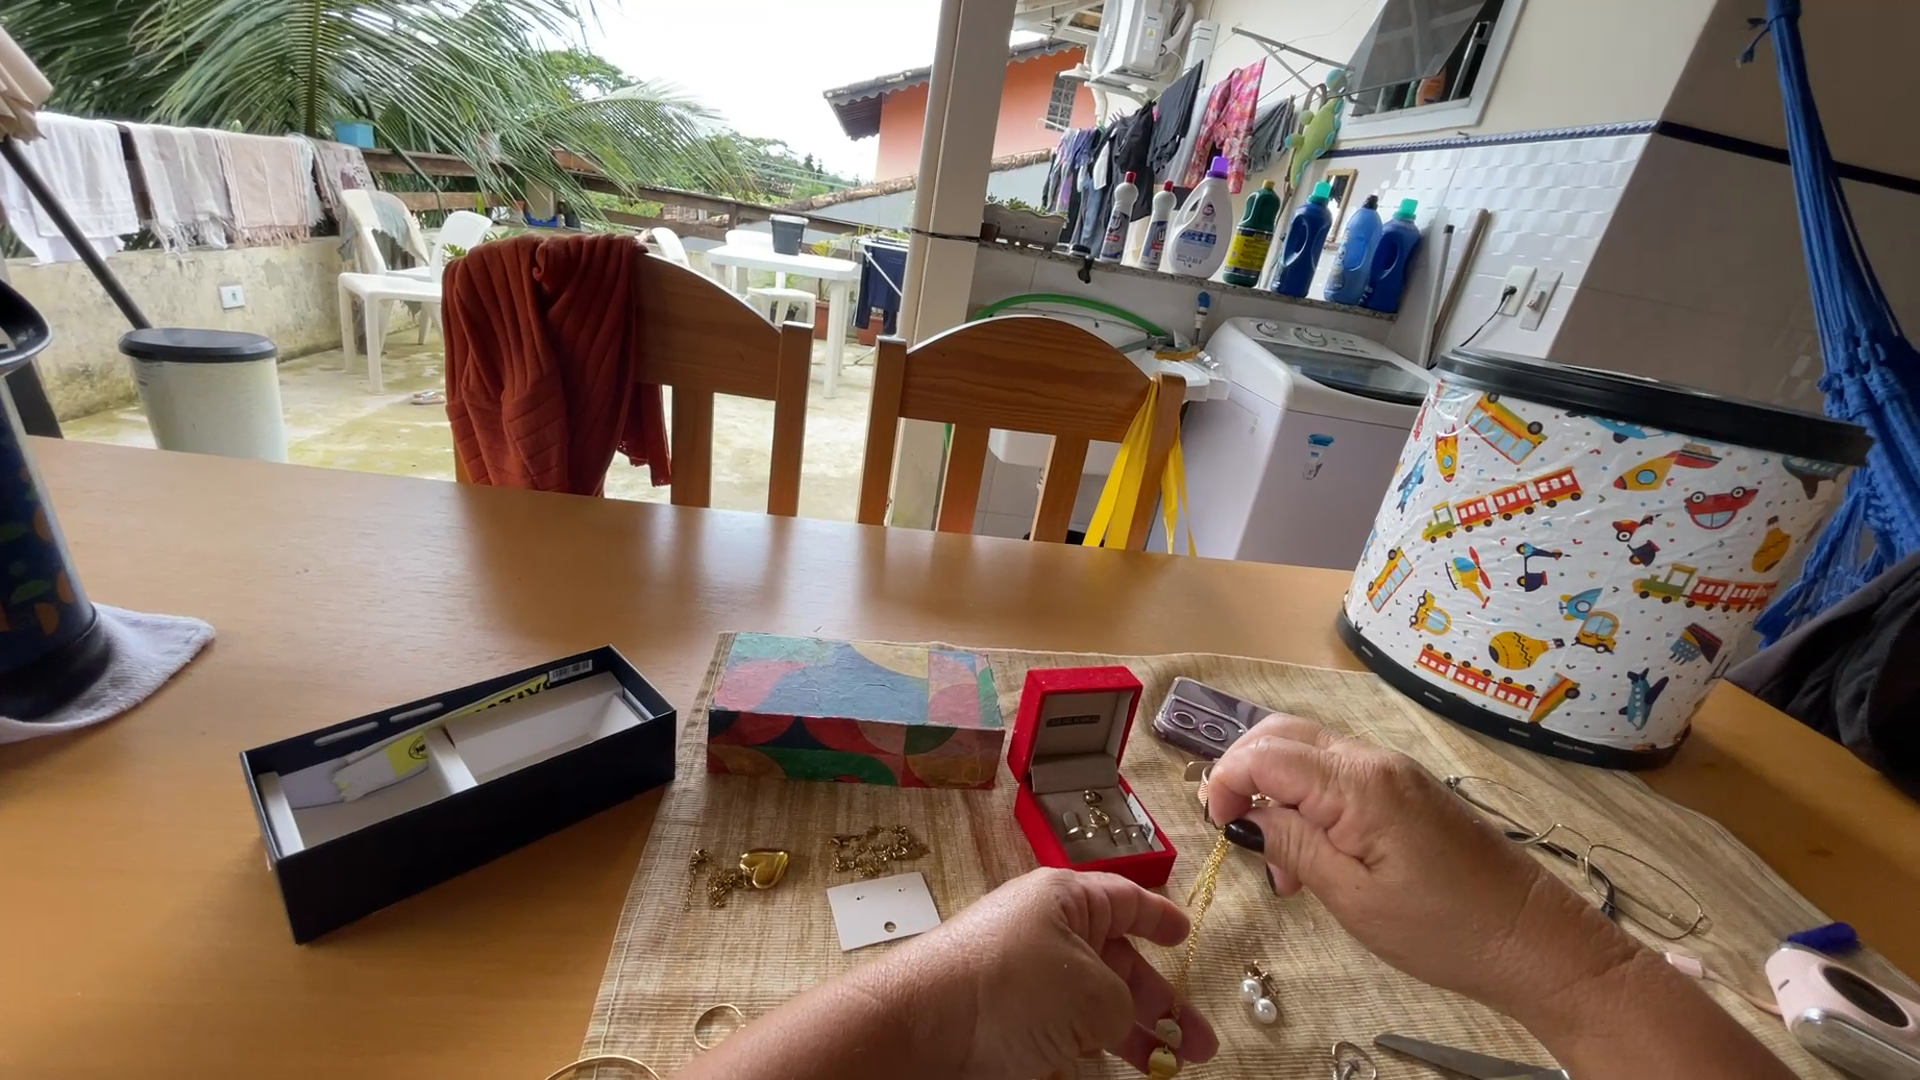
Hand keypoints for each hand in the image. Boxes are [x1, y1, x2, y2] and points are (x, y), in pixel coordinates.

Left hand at [895, 868, 1220, 1078]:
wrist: (926, 1025)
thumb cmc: (1014, 984)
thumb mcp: (1091, 989)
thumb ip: (1121, 1002)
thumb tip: (1116, 1016)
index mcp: (1065, 899)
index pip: (1122, 899)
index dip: (1157, 916)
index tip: (1185, 933)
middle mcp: (1046, 930)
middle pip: (1114, 959)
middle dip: (1159, 998)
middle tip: (1199, 1041)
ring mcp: (1027, 976)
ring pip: (1094, 1001)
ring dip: (1134, 1034)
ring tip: (1173, 1066)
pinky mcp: (1010, 1018)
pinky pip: (1064, 1029)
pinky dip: (1093, 1048)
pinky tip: (1115, 1070)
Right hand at [1204, 714, 1634, 1023]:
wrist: (1540, 944)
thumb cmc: (1446, 932)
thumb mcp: (1354, 899)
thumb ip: (1292, 845)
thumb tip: (1245, 816)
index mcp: (1360, 785)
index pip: (1267, 754)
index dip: (1228, 778)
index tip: (1216, 820)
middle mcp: (1372, 760)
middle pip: (1281, 733)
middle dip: (1243, 767)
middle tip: (1231, 820)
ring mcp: (1390, 768)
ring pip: (1304, 747)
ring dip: (1272, 783)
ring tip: (1274, 849)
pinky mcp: (1402, 784)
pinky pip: (1333, 769)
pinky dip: (1303, 792)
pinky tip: (1308, 842)